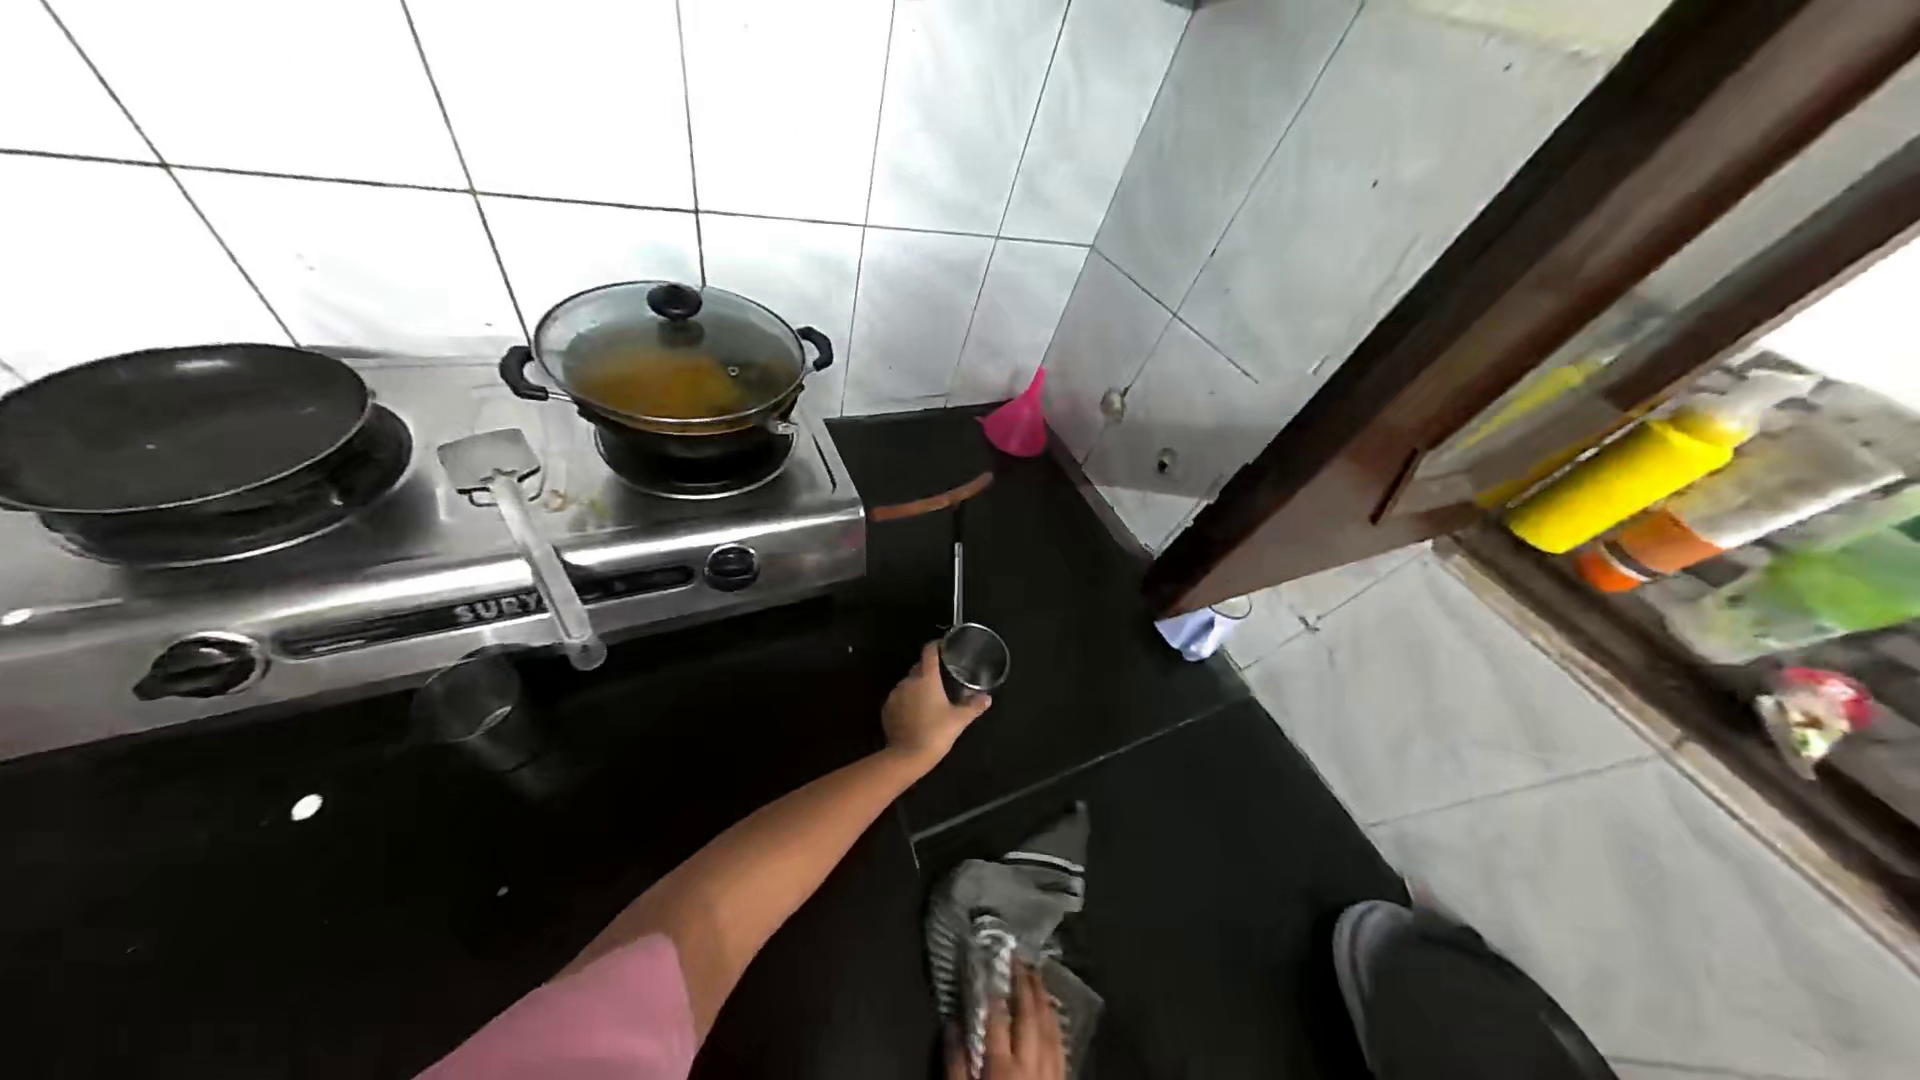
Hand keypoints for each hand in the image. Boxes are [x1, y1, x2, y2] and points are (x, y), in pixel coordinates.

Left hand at [882, 641, 989, 765]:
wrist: (907, 756)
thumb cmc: (936, 733)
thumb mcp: (959, 719)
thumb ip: (974, 705)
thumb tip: (987, 697)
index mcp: (926, 678)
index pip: (929, 652)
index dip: (936, 645)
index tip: (943, 646)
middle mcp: (908, 681)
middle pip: (919, 667)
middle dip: (929, 669)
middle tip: (943, 678)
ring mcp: (895, 694)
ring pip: (908, 683)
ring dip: (918, 686)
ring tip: (930, 698)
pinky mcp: (886, 709)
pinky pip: (899, 698)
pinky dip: (907, 700)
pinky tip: (916, 712)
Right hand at [946, 962, 1064, 1079]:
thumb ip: (954, 1063)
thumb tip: (950, 1023)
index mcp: (1002, 1068)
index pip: (997, 1021)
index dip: (993, 993)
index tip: (990, 968)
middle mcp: (1029, 1064)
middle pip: (1029, 1018)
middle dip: (1024, 985)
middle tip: (1020, 958)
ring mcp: (1050, 1072)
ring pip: (1049, 1028)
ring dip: (1043, 998)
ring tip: (1036, 974)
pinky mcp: (1062, 1079)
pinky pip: (1062, 1046)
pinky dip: (1056, 1023)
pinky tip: (1052, 1010)